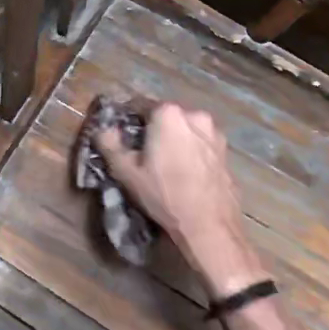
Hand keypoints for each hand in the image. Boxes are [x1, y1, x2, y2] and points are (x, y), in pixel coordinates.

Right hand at [95, 104, 268, 297]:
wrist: (209, 225)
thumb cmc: (164, 194)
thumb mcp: (125, 171)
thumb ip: (109, 143)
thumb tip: (103, 129)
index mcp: (168, 114)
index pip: (138, 104)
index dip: (125, 118)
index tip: (119, 135)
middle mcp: (194, 115)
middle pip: (163, 115)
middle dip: (151, 128)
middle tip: (140, 151)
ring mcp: (214, 132)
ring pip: (183, 128)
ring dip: (172, 138)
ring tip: (163, 162)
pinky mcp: (225, 150)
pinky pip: (199, 142)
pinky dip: (189, 149)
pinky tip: (183, 171)